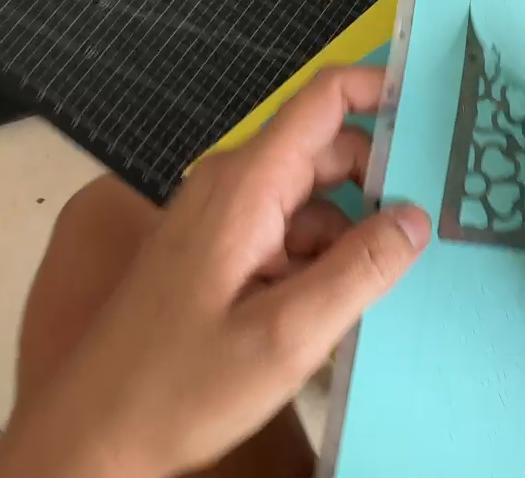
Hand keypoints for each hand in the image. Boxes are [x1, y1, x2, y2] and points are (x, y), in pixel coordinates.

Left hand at [6, 67, 429, 476]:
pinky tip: (339, 303)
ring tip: (391, 274)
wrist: (91, 435)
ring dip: (352, 226)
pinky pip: (287, 229)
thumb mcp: (286, 337)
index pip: (324, 99)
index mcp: (249, 182)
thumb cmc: (180, 384)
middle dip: (379, 176)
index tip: (432, 109)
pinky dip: (321, 254)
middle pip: (326, 150)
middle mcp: (236, 182)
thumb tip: (417, 217)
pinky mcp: (221, 247)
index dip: (379, 89)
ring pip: (310, 196)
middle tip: (433, 216)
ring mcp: (225, 214)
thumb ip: (359, 271)